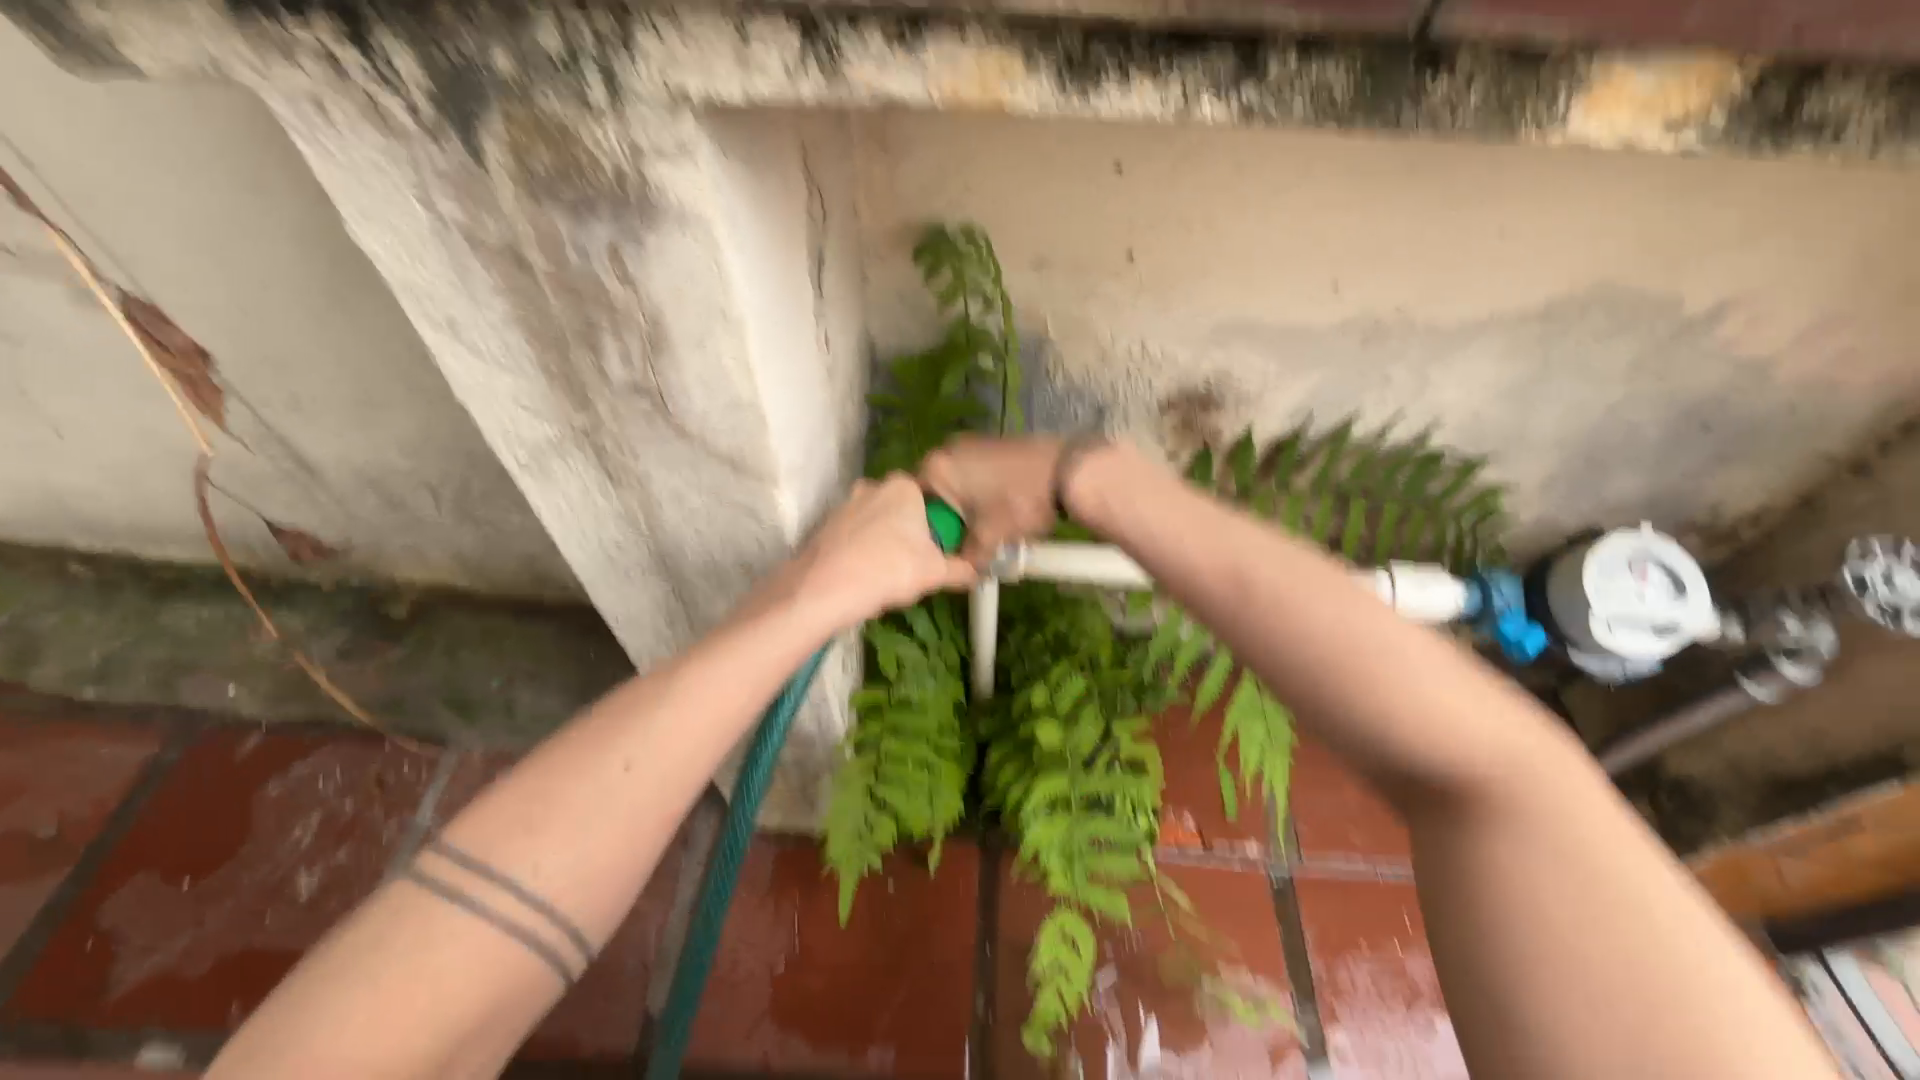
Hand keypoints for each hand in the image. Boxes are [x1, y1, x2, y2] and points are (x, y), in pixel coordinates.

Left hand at [780, 473, 977, 628]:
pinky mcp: (824, 525)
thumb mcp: (936, 572)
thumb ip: (961, 570)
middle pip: (901, 512)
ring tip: (887, 577)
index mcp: (903, 486)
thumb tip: (977, 573)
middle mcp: (872, 486)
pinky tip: (863, 577)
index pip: (930, 501)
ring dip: (884, 544)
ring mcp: (844, 504)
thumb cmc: (891, 569)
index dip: (936, 529)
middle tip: (913, 568)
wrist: (826, 589)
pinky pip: (853, 537)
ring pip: (875, 524)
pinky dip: (860, 552)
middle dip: (909, 535)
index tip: (936, 554)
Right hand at [918, 435, 1066, 565]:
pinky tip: (1001, 511)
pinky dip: (983, 494)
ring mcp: (972, 443)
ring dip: (967, 509)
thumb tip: (962, 571)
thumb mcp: (989, 539)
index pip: (912, 506)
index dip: (926, 531)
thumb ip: (967, 558)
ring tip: (986, 531)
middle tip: (964, 544)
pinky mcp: (994, 444)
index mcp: (935, 468)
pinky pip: (977, 475)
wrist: (1068, 471)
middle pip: (936, 495)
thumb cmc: (1019, 503)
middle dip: (949, 521)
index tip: (941, 549)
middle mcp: (946, 449)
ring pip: (958, 486)